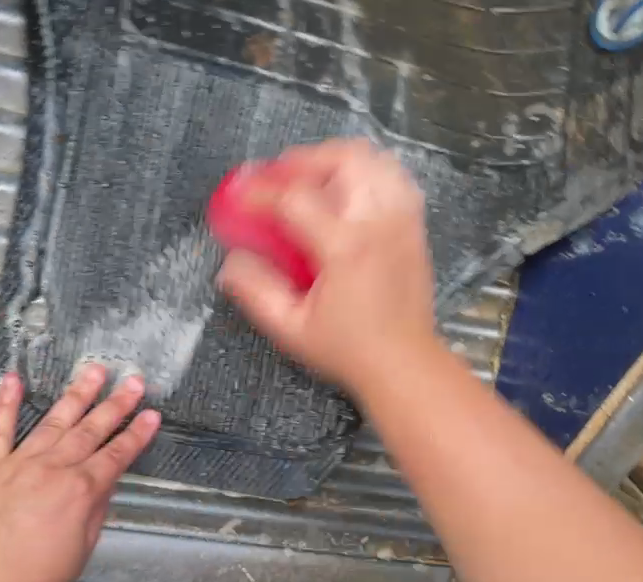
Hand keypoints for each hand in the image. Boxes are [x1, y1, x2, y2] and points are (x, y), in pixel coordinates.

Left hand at [0, 365, 160, 581]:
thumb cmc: (36, 578)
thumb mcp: (81, 548)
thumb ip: (96, 510)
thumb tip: (106, 482)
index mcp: (80, 492)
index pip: (116, 455)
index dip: (136, 435)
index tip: (152, 416)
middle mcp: (52, 469)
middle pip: (90, 430)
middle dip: (115, 405)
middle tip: (133, 381)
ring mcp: (18, 464)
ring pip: (53, 421)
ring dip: (76, 395)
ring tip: (93, 371)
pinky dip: (6, 402)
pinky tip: (13, 378)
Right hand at [216, 139, 439, 390]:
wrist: (403, 362)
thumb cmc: (345, 350)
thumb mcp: (289, 329)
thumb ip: (256, 292)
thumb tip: (229, 263)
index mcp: (346, 247)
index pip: (295, 198)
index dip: (260, 190)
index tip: (237, 193)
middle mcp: (379, 221)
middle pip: (341, 159)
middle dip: (301, 160)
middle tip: (273, 177)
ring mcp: (401, 218)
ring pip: (371, 158)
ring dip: (333, 160)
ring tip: (306, 179)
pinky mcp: (413, 223)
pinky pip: (390, 175)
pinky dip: (363, 172)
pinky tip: (342, 192)